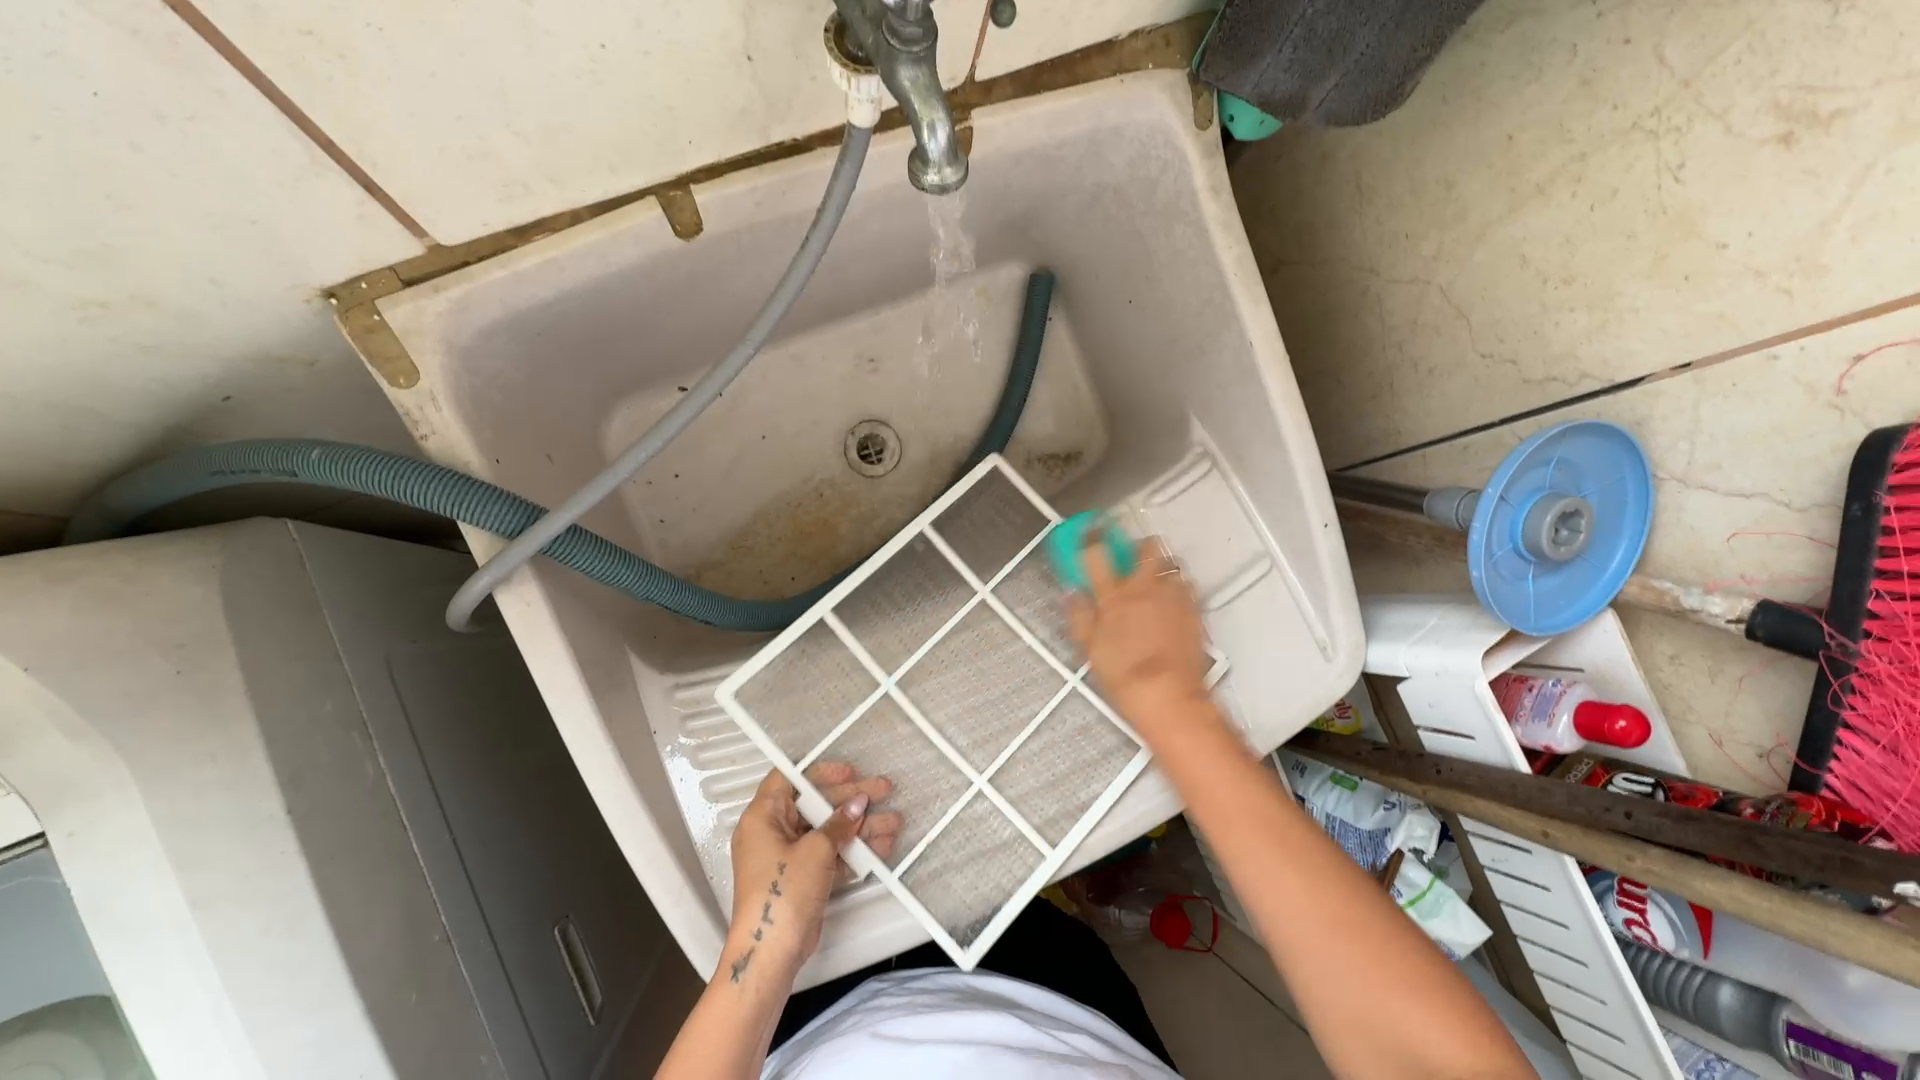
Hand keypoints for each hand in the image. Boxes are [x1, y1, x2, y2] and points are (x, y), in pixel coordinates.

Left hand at [723, 763, 901, 982]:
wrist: (772, 951)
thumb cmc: (784, 891)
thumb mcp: (815, 851)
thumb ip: (839, 823)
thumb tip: (858, 803)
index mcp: (763, 816)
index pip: (789, 778)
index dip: (820, 771)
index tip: (850, 771)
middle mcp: (772, 832)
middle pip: (815, 804)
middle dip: (852, 799)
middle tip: (884, 790)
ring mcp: (788, 857)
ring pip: (828, 831)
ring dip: (860, 827)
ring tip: (894, 822)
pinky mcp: (803, 878)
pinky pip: (830, 855)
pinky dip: (853, 851)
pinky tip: (883, 847)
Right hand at [1070, 536, 1212, 737]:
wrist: (1168, 695)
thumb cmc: (1123, 674)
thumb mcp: (1089, 648)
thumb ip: (1080, 616)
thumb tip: (1073, 593)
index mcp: (1114, 595)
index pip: (1099, 553)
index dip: (1093, 537)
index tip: (1092, 529)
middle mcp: (1146, 587)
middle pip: (1149, 548)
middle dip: (1142, 546)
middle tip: (1134, 556)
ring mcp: (1174, 596)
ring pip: (1173, 565)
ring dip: (1164, 567)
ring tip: (1157, 580)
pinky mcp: (1195, 610)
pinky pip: (1189, 587)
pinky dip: (1180, 587)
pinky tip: (1174, 602)